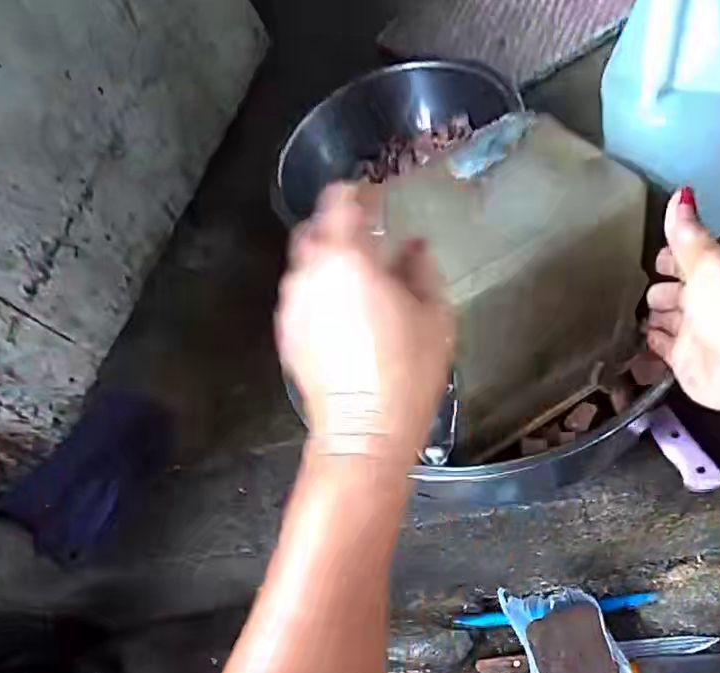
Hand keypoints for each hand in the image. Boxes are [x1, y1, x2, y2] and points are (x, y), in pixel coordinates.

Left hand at [277, 183, 454, 463]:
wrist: (363, 432)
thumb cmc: (406, 374)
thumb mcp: (433, 317)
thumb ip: (421, 269)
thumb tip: (413, 247)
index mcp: (347, 257)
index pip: (341, 200)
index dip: (360, 194)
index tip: (376, 202)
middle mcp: (310, 274)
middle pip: (314, 229)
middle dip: (338, 228)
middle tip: (366, 243)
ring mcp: (292, 306)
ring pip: (303, 267)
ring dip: (326, 264)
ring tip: (355, 285)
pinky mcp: (287, 337)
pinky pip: (300, 300)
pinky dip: (318, 296)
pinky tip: (341, 318)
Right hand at [643, 188, 719, 420]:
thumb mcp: (707, 263)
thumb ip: (687, 234)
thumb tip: (680, 194)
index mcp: (717, 271)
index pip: (687, 257)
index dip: (670, 254)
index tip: (650, 252)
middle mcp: (706, 301)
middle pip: (675, 291)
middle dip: (658, 288)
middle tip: (633, 287)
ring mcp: (693, 333)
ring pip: (665, 320)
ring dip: (650, 317)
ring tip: (625, 315)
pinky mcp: (682, 361)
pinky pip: (657, 349)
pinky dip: (646, 345)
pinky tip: (631, 342)